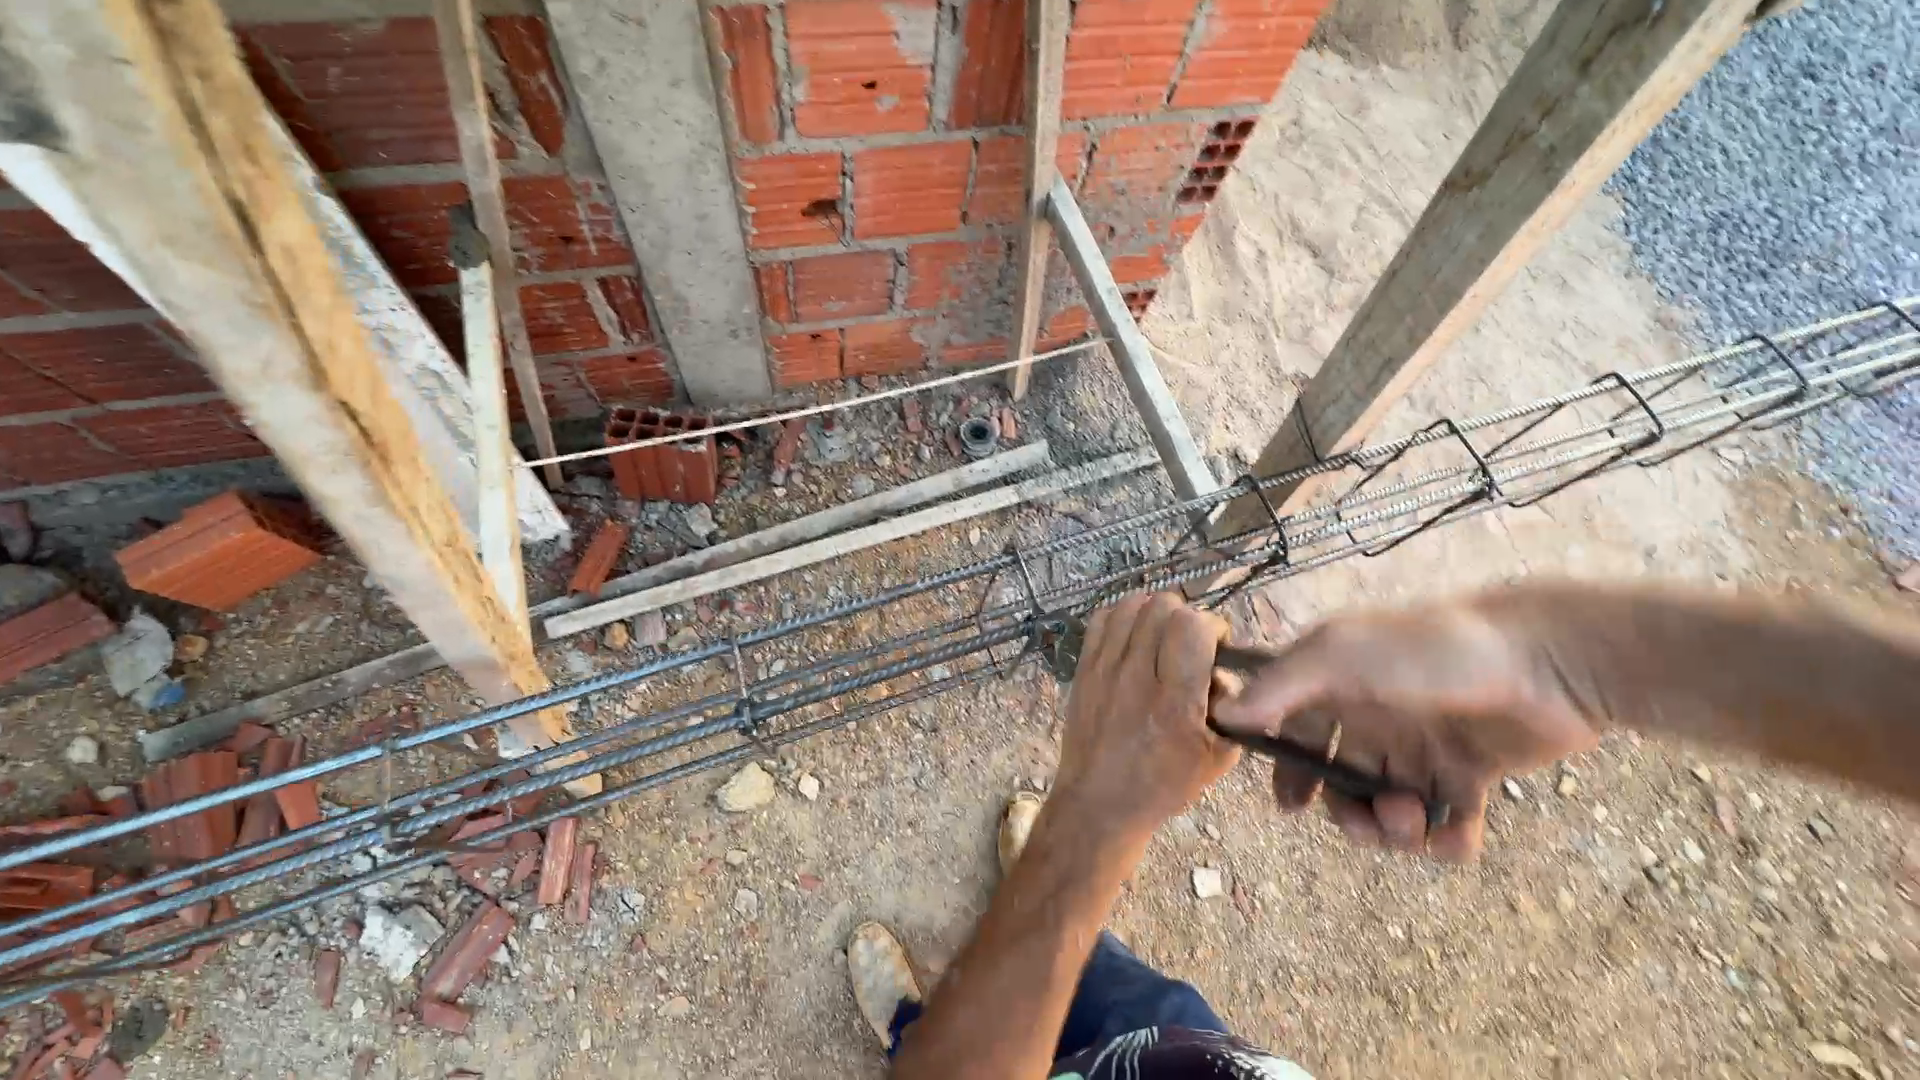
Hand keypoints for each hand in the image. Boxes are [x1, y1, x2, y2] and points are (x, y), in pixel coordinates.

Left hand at [1051, 594, 1240, 847]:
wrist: (1099, 802)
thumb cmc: (1163, 784)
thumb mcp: (1217, 756)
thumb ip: (1232, 707)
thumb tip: (1225, 670)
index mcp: (1174, 700)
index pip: (1191, 625)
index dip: (1211, 625)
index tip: (1216, 645)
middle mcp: (1136, 676)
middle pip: (1162, 606)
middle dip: (1185, 616)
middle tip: (1190, 642)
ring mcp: (1104, 668)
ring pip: (1131, 605)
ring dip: (1154, 612)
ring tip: (1161, 637)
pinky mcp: (1082, 667)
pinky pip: (1102, 618)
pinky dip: (1122, 617)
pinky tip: (1133, 636)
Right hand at [1210, 599, 1599, 860]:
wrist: (1547, 659)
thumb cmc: (1430, 651)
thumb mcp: (1341, 657)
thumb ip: (1281, 687)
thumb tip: (1222, 716)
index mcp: (1337, 687)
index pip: (1296, 733)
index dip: (1289, 771)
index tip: (1291, 807)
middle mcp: (1374, 719)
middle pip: (1342, 782)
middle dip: (1347, 813)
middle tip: (1366, 821)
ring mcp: (1423, 749)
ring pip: (1390, 809)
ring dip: (1395, 830)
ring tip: (1414, 821)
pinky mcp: (1472, 775)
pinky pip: (1448, 825)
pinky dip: (1446, 841)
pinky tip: (1454, 838)